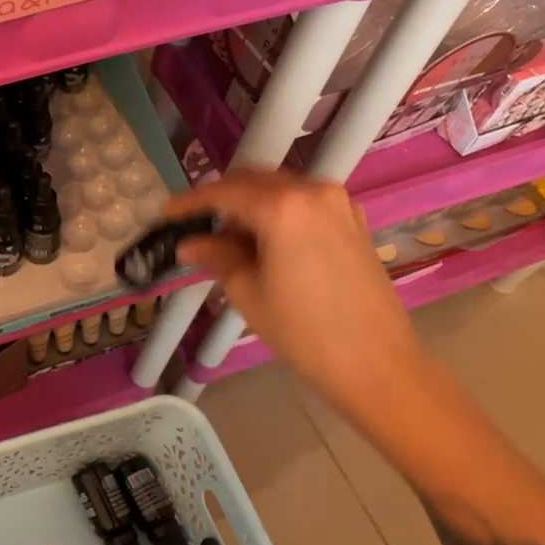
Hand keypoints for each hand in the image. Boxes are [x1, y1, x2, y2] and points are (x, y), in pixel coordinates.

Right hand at [166, 169, 438, 414]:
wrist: (378, 363)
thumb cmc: (305, 332)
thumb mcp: (249, 294)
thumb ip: (217, 257)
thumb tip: (190, 244)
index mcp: (282, 208)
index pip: (224, 192)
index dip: (191, 202)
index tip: (167, 214)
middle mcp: (312, 193)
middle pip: (254, 181)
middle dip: (221, 198)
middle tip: (194, 223)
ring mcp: (338, 204)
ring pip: (280, 189)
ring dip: (250, 204)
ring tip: (227, 237)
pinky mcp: (353, 220)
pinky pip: (304, 202)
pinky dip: (278, 211)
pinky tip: (265, 241)